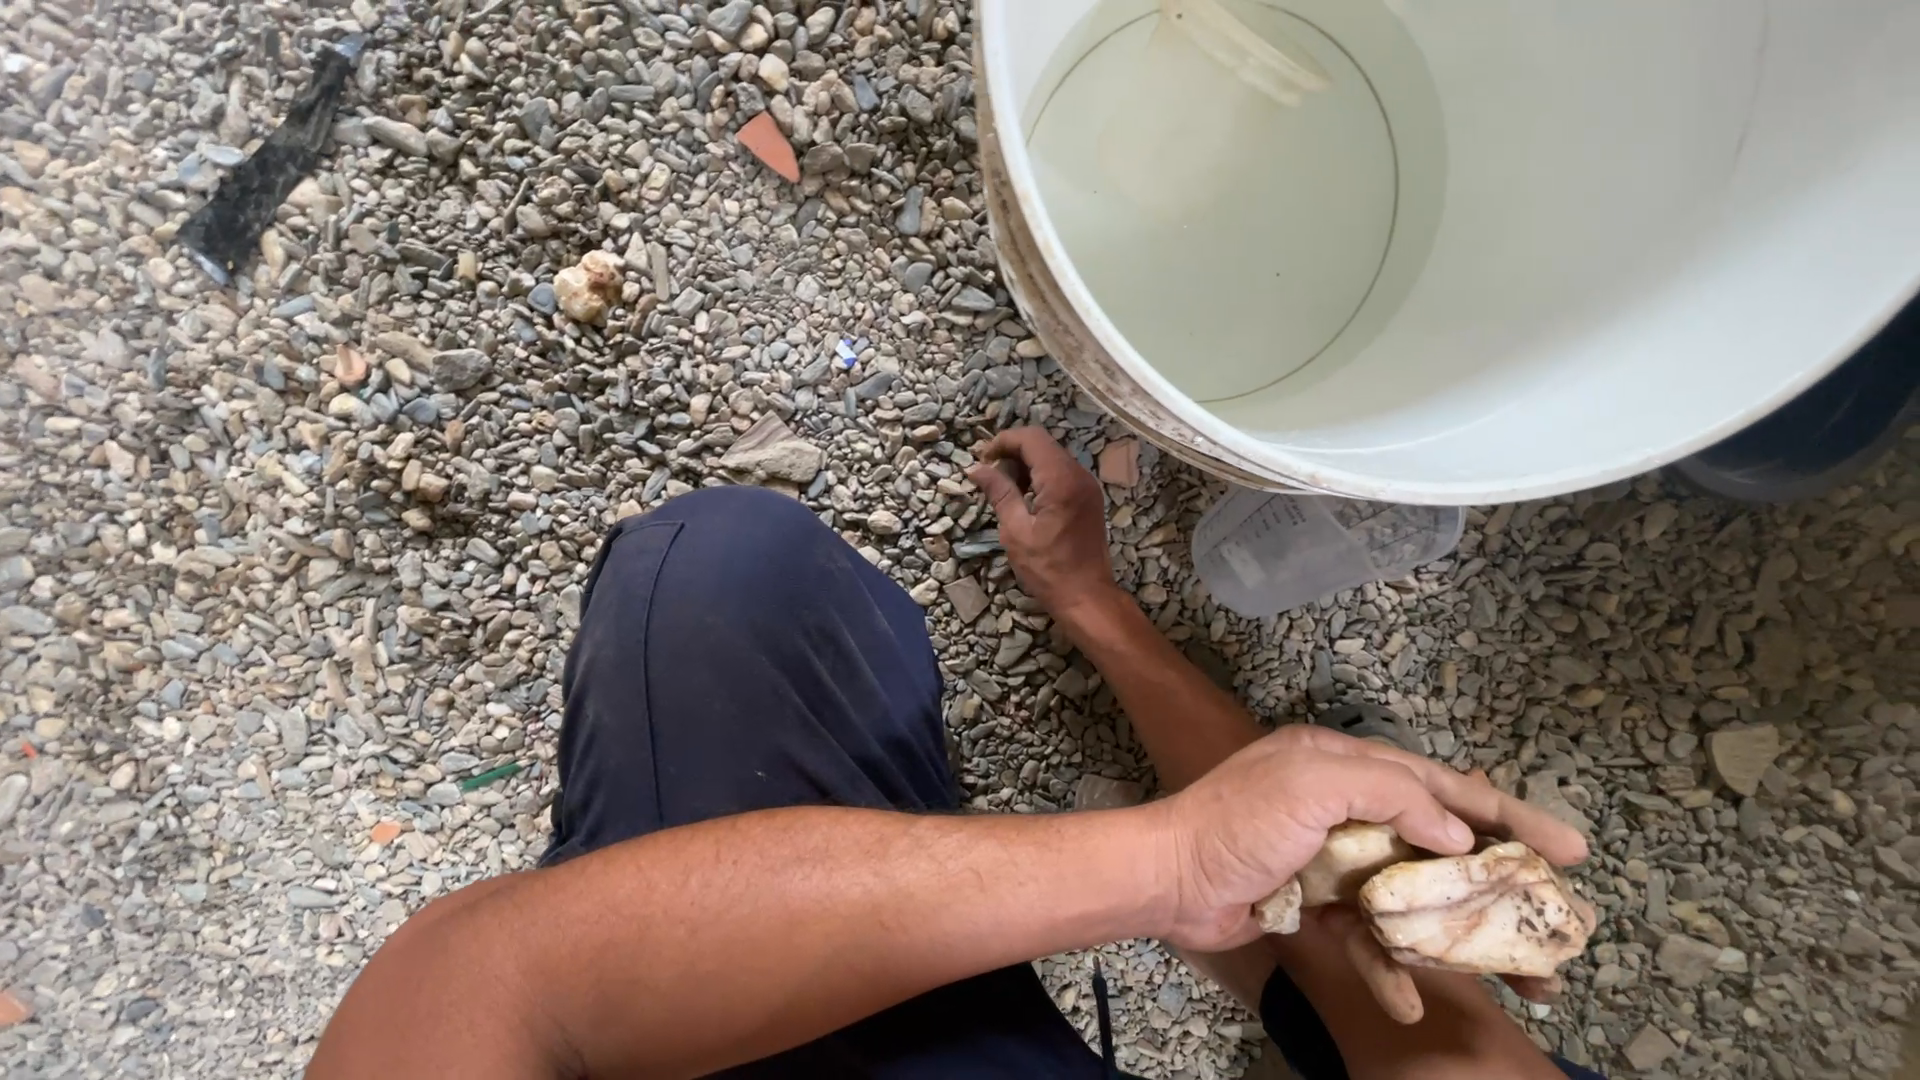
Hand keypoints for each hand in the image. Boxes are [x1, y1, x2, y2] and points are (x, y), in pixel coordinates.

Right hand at [966, 429, 1115, 619]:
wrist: (1087, 596)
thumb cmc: (1048, 568)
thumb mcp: (1015, 531)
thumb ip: (999, 493)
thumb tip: (977, 468)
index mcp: (1061, 480)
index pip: (1031, 438)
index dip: (1003, 441)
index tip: (983, 459)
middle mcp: (1079, 475)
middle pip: (1043, 444)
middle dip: (1013, 453)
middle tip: (991, 477)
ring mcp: (1088, 486)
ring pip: (1052, 457)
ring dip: (1026, 465)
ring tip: (1005, 490)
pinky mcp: (1089, 498)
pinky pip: (1062, 473)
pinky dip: (1041, 477)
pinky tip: (1026, 499)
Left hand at [1144, 725, 1589, 953]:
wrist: (1172, 879)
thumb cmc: (1239, 824)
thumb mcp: (1310, 784)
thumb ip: (1387, 792)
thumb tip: (1455, 830)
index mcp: (1339, 763)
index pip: (1437, 781)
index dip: (1503, 810)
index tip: (1567, 848)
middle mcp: (1340, 803)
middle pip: (1437, 839)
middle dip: (1498, 879)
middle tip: (1562, 919)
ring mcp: (1329, 855)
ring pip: (1412, 891)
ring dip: (1459, 933)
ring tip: (1522, 979)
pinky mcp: (1314, 899)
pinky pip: (1367, 930)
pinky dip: (1388, 960)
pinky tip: (1406, 998)